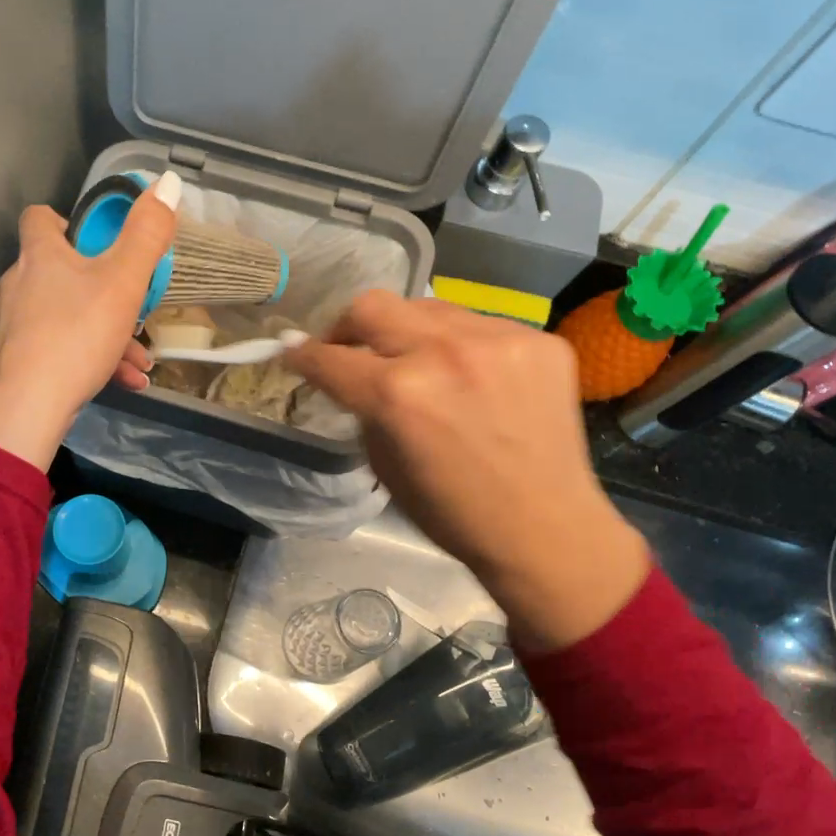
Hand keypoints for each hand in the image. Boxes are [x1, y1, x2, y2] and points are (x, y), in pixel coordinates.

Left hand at [0, 172, 181, 470]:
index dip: (68, 223)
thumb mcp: (123, 281)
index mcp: (38, 255)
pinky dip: (92, 361)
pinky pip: (61, 350)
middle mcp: (18, 284)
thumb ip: (147, 234)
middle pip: (63, 274)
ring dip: (108, 335)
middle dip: (105, 292)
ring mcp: (14, 326)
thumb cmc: (76, 334)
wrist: (30, 407)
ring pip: (68, 319)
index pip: (39, 218)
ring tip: (140, 361)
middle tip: (134, 311)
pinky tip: (125, 382)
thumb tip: (167, 181)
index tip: (99, 242)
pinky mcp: (16, 362)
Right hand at [286, 292, 649, 650]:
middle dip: (346, 327)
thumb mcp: (385, 464)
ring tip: (415, 363)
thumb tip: (351, 377)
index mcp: (397, 394)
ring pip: (428, 309)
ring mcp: (498, 339)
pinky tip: (470, 379)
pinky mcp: (538, 339)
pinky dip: (460, 346)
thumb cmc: (452, 513)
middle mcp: (443, 352)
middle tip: (347, 349)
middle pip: (371, 307)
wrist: (543, 528)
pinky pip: (479, 325)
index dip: (301, 356)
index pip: (329, 357)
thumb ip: (365, 409)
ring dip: (407, 333)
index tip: (291, 352)